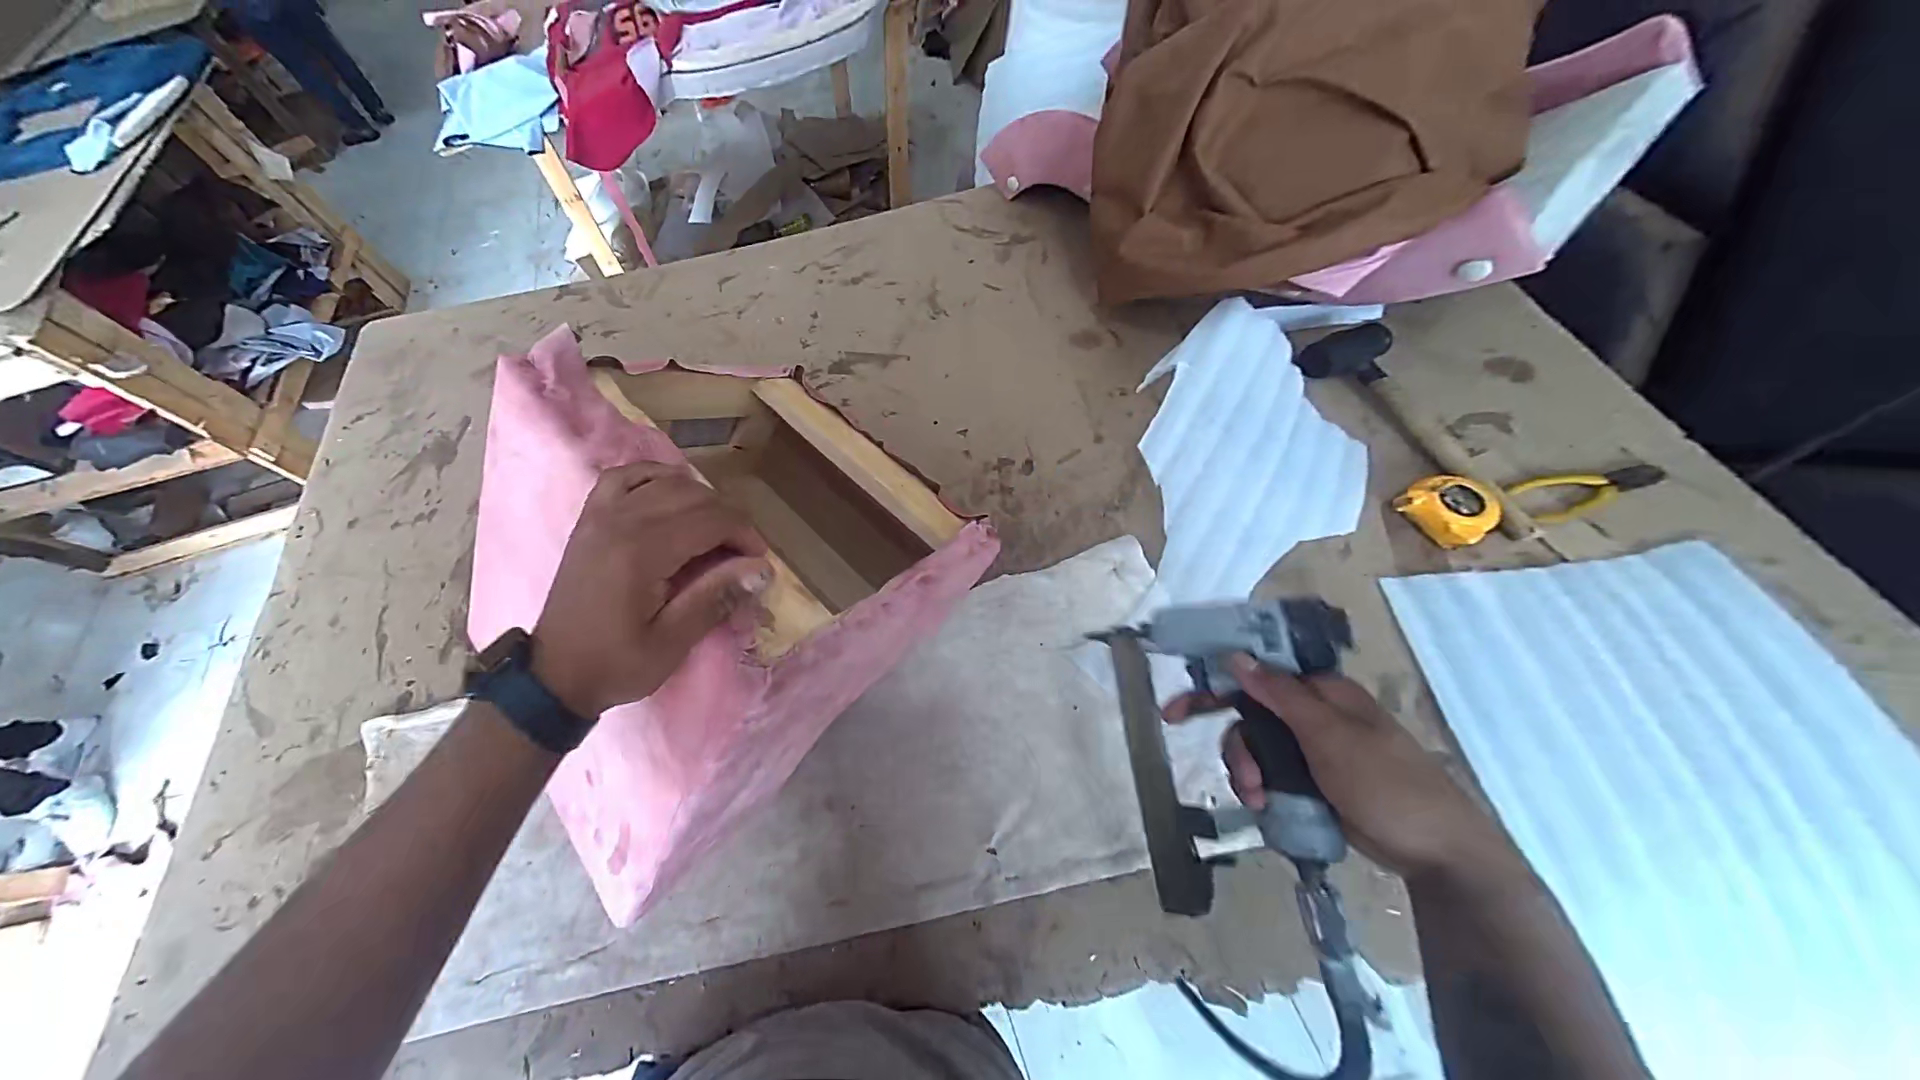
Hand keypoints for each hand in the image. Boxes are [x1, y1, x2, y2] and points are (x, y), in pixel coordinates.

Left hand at [531, 462, 770, 716]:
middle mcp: (619, 522)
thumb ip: (715, 597)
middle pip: (692, 495)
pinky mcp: (590, 519)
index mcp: (640, 553)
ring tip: (714, 529)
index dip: (744, 534)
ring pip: (664, 481)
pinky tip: (672, 494)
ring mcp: (600, 516)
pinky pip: (625, 477)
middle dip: (728, 517)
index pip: (710, 520)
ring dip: (699, 498)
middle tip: (742, 551)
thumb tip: (761, 569)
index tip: (758, 560)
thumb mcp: (673, 641)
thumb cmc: (617, 663)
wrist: (555, 675)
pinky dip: (655, 477)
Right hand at [1168, 656, 1521, 884]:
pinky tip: (1268, 806)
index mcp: (1321, 692)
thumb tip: (1236, 654)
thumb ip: (1280, 694)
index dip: (1216, 684)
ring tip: (1260, 799)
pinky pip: (1270, 774)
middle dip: (1236, 744)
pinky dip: (1261, 788)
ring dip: (1248, 771)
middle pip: (1250, 715)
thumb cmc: (1387, 784)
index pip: (1258, 674)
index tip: (1178, 709)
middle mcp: (1313, 715)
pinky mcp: (1311, 781)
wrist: (1436, 853)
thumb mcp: (1330, 736)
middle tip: (1232, 774)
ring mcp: (1312, 750)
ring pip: (1256, 748)